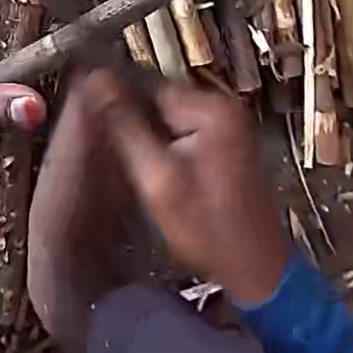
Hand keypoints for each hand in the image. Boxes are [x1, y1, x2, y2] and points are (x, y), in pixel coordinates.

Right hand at [85, 70, 289, 305]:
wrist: (259, 274)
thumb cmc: (208, 230)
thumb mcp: (157, 177)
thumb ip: (125, 125)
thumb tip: (94, 78)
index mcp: (211, 108)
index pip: (143, 85)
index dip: (116, 105)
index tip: (95, 124)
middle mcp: (222, 104)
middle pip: (153, 96)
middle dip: (131, 120)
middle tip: (115, 149)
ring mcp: (225, 121)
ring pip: (160, 112)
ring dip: (143, 131)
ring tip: (135, 160)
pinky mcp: (222, 137)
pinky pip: (175, 126)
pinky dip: (159, 141)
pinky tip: (151, 165)